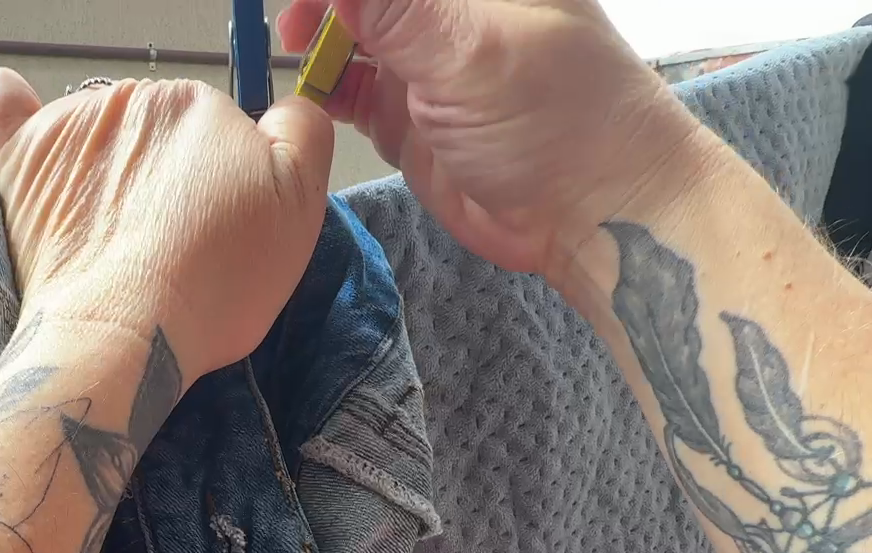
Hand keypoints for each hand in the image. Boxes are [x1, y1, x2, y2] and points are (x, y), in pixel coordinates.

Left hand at [0, 71, 334, 380]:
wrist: (125, 332)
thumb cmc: (217, 282)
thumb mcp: (300, 208)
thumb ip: (303, 135)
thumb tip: (284, 109)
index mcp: (204, 106)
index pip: (218, 133)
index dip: (224, 186)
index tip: (218, 234)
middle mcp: (137, 98)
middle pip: (158, 134)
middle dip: (169, 180)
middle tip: (170, 248)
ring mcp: (73, 125)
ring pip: (99, 133)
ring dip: (110, 168)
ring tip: (115, 239)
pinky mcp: (22, 160)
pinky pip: (7, 110)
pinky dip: (14, 111)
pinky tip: (19, 114)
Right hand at [277, 0, 722, 284]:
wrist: (578, 212)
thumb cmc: (550, 118)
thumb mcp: (468, 51)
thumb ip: (396, 10)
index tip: (308, 6)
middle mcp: (448, 10)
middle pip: (369, 1)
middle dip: (326, 8)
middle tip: (294, 31)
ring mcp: (422, 62)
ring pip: (352, 38)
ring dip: (321, 44)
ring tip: (294, 56)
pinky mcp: (405, 116)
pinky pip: (351, 92)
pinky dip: (327, 91)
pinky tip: (311, 94)